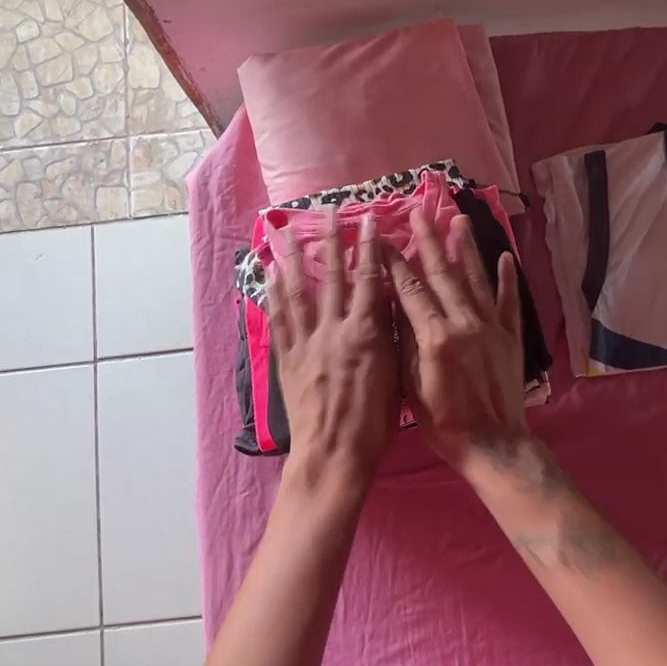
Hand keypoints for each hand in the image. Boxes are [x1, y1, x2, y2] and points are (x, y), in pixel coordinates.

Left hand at [269, 217, 400, 486]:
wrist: (335, 454)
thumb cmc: (375, 422)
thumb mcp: (396, 375)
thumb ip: (392, 335)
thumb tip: (391, 300)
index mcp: (367, 332)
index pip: (369, 279)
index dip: (368, 247)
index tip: (367, 220)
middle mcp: (334, 329)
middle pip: (333, 276)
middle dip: (331, 241)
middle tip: (327, 212)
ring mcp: (307, 342)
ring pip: (299, 291)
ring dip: (295, 258)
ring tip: (289, 232)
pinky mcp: (288, 358)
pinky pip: (280, 319)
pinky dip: (274, 294)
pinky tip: (271, 275)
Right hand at [384, 207, 530, 471]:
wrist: (494, 445)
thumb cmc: (444, 423)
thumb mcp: (412, 386)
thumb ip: (405, 342)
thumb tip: (393, 304)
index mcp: (436, 336)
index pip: (410, 290)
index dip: (395, 263)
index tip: (383, 240)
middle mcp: (464, 323)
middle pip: (443, 274)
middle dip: (429, 240)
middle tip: (419, 211)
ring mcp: (491, 328)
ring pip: (476, 279)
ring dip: (466, 248)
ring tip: (458, 219)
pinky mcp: (511, 337)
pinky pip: (508, 301)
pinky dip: (507, 279)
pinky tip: (504, 257)